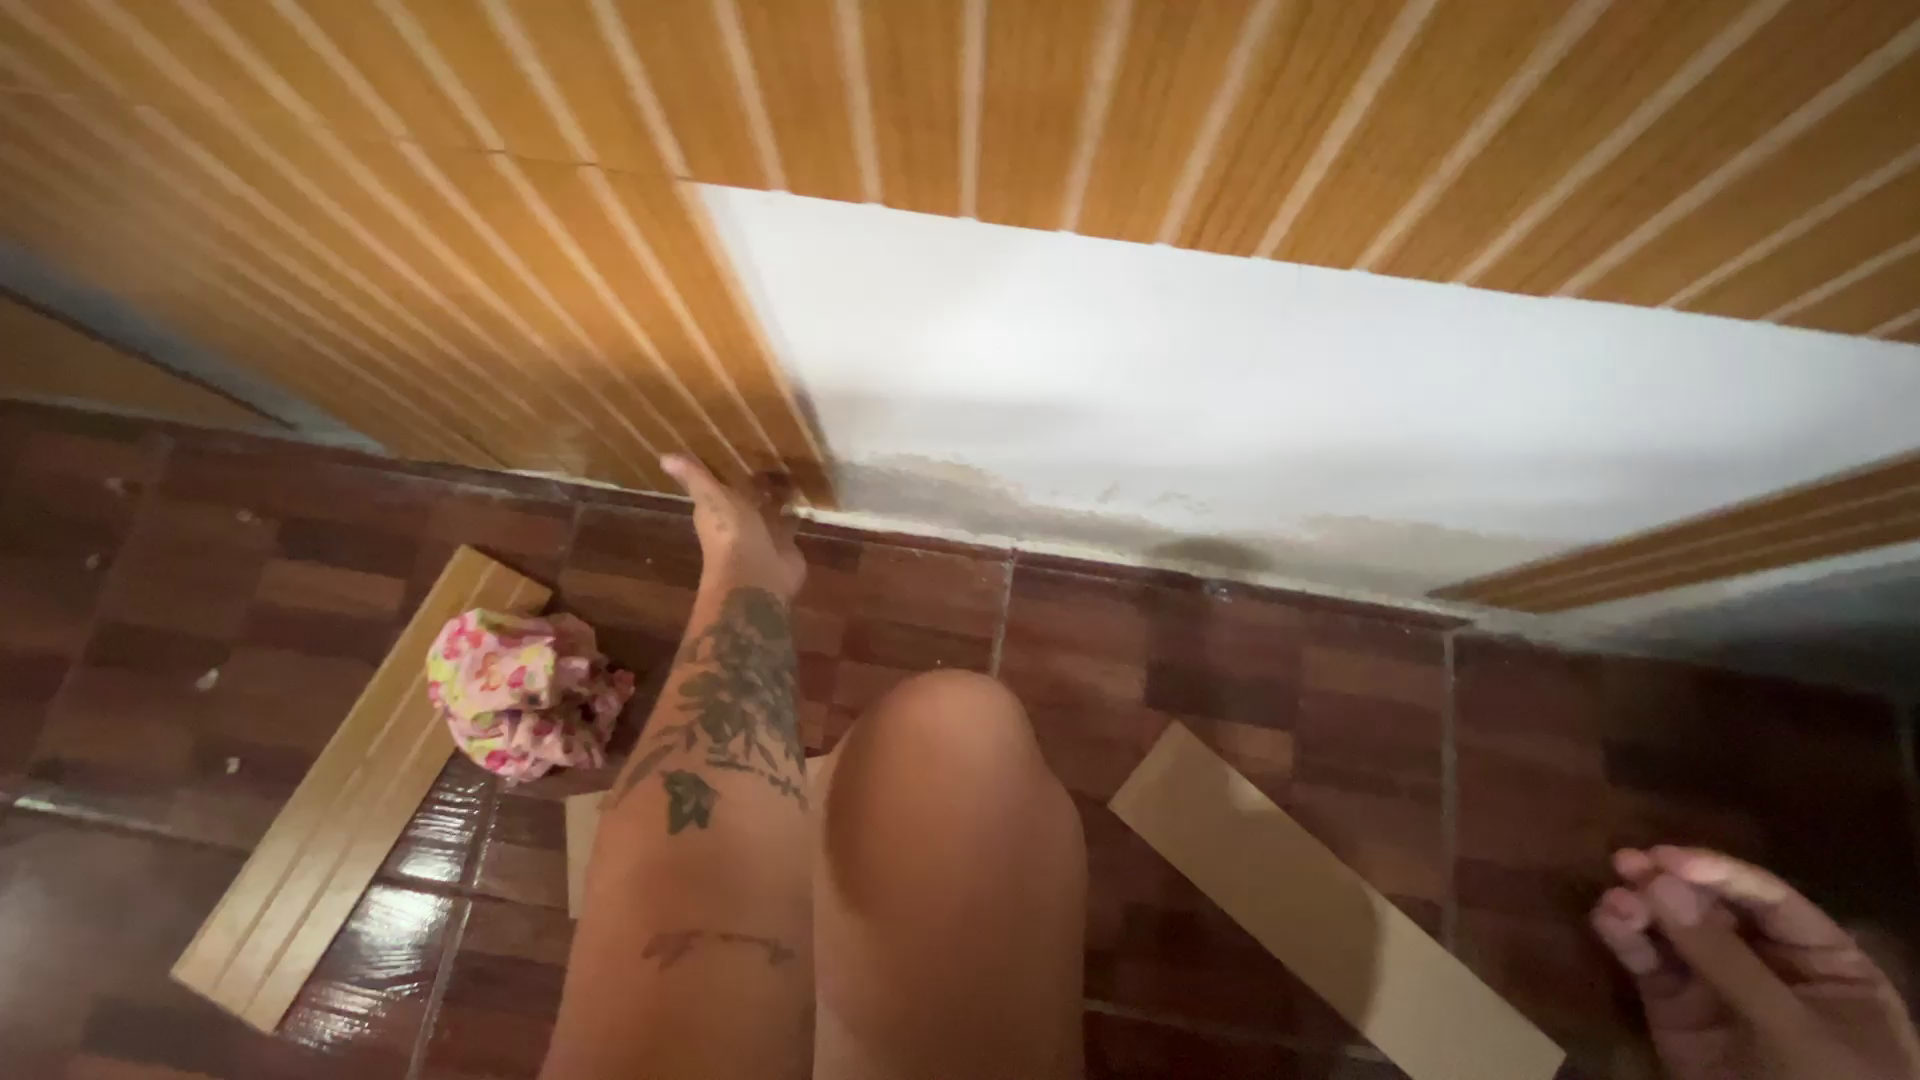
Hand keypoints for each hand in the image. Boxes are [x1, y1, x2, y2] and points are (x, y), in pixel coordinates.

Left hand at [662, 455, 805, 601]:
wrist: (755, 575)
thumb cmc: (731, 533)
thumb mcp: (711, 498)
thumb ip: (695, 477)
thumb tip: (664, 457)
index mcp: (720, 507)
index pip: (727, 484)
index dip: (735, 469)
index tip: (748, 446)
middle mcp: (741, 519)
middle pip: (753, 496)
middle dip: (764, 482)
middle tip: (780, 454)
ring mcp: (765, 532)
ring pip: (773, 508)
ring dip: (782, 495)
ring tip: (797, 470)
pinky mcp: (787, 544)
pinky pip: (793, 522)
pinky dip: (799, 512)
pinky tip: (809, 496)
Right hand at [1591, 845, 1919, 1079]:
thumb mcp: (1791, 1030)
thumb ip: (1725, 957)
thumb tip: (1657, 880)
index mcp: (1827, 968)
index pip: (1772, 902)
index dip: (1721, 873)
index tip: (1669, 857)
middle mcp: (1768, 967)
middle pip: (1712, 907)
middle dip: (1669, 883)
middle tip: (1626, 861)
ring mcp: (1715, 986)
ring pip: (1670, 929)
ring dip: (1640, 907)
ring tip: (1615, 899)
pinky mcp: (1672, 1005)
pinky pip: (1645, 960)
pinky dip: (1623, 936)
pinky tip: (1608, 919)